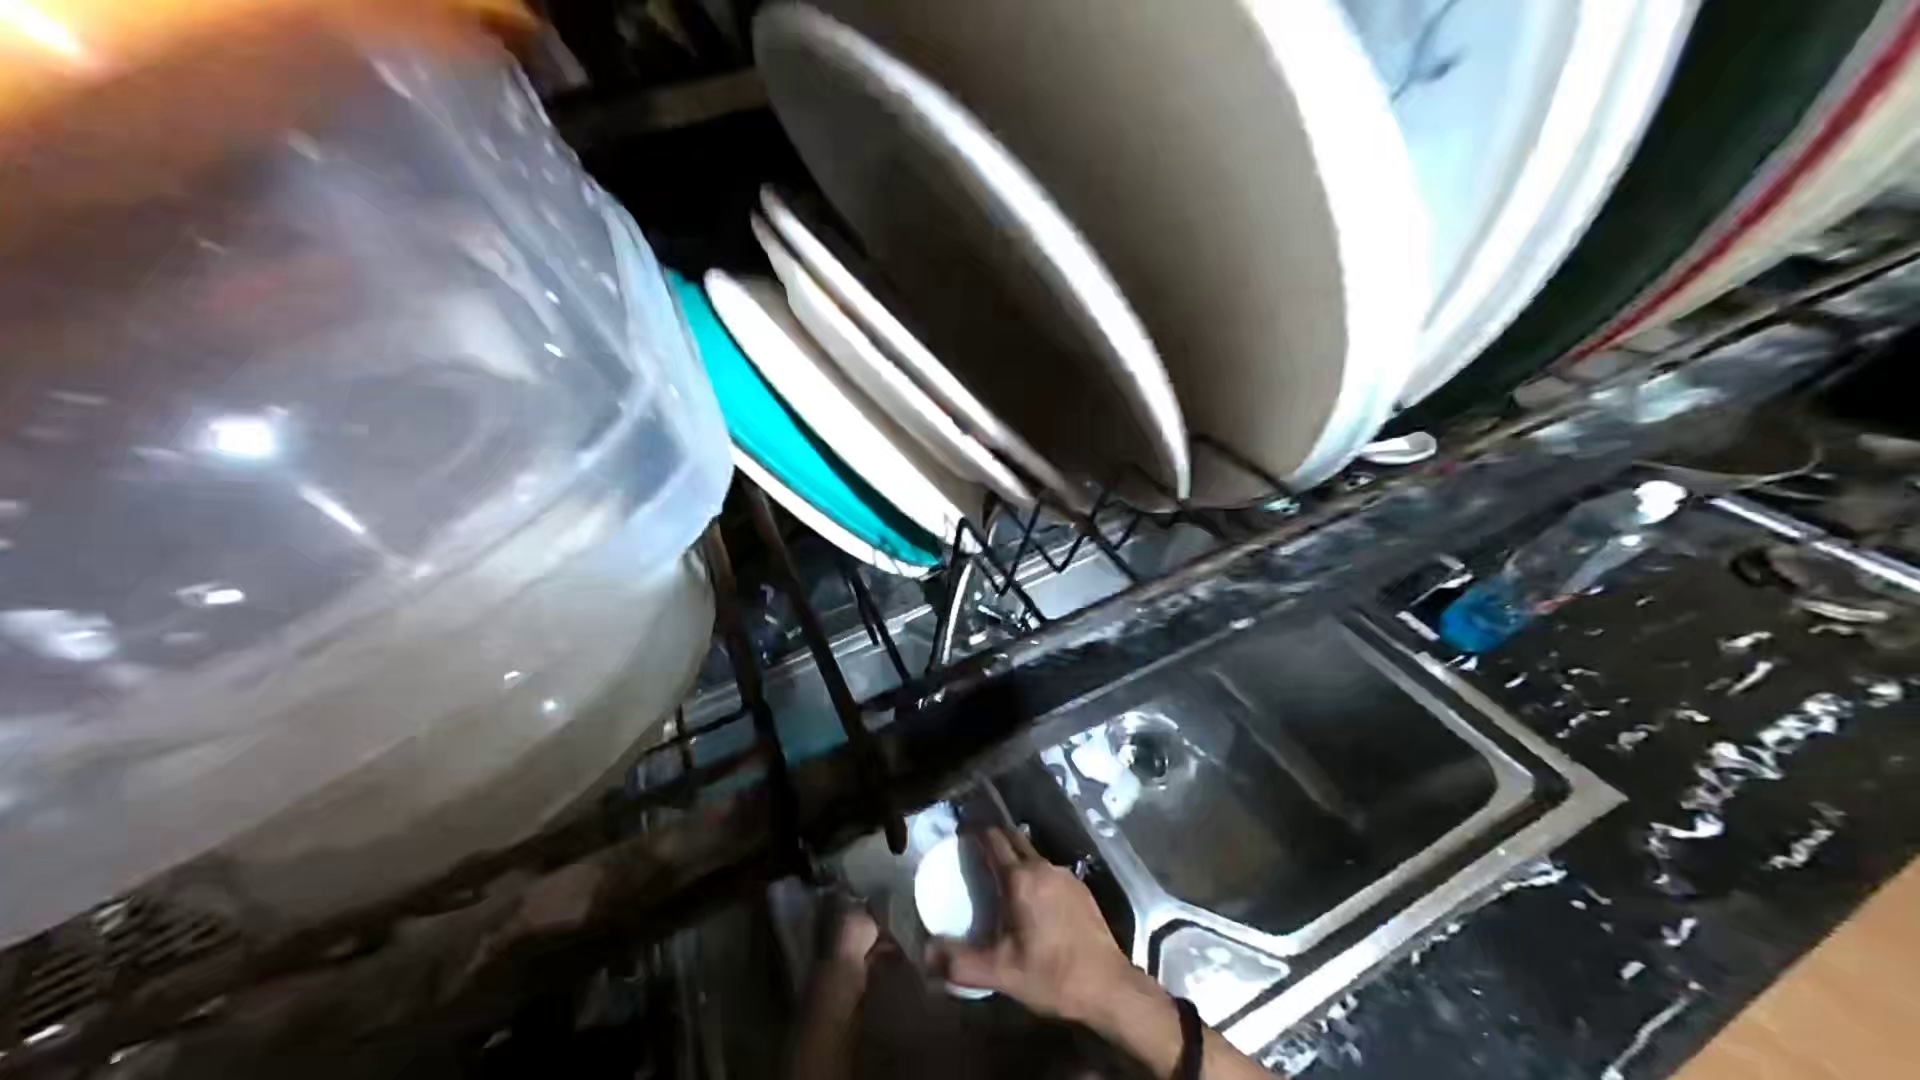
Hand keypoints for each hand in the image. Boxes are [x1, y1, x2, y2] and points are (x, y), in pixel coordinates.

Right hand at [923, 828, 1152, 1024]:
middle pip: (1014, 839)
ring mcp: (1065, 875)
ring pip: (1032, 855)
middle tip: (975, 847)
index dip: (975, 831)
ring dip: (1015, 857)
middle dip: (994, 838)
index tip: (961, 829)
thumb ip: (959, 963)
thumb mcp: (1001, 973)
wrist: (1108, 987)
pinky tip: (1032, 897)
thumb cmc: (1052, 976)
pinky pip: (1049, 870)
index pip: (993, 840)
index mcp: (1020, 879)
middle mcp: (1042, 867)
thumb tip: (926, 953)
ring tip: (1000, 874)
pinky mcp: (1081, 888)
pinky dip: (1034, 873)